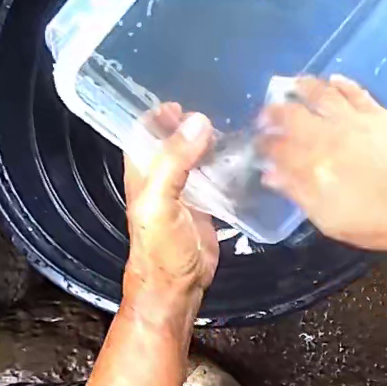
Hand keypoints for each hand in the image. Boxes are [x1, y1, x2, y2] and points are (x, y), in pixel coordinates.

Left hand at [123, 104, 219, 304]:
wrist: (177, 286)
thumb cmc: (160, 249)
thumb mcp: (160, 201)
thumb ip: (175, 161)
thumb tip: (198, 123)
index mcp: (143, 170)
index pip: (145, 130)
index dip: (160, 113)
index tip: (184, 98)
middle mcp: (162, 176)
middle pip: (174, 139)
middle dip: (191, 123)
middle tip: (218, 107)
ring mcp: (185, 190)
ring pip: (196, 156)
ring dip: (211, 141)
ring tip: (235, 124)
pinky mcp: (206, 204)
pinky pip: (216, 176)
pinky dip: (226, 164)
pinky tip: (243, 155)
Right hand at [259, 74, 386, 254]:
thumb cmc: (373, 222)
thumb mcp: (327, 219)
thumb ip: (297, 192)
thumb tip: (270, 173)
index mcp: (312, 164)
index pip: (277, 146)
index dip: (263, 143)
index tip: (256, 143)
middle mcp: (329, 135)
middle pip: (292, 115)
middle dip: (274, 112)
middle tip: (266, 113)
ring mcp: (355, 121)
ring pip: (322, 94)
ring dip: (303, 87)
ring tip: (292, 84)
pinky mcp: (379, 115)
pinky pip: (355, 92)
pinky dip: (341, 84)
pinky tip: (333, 81)